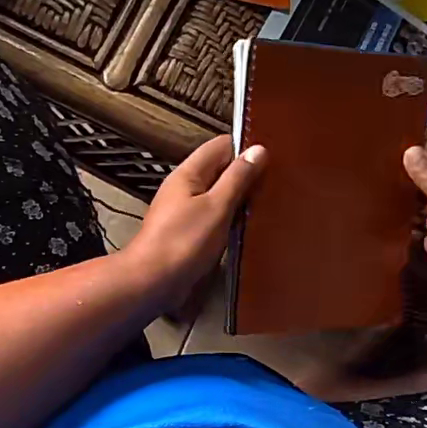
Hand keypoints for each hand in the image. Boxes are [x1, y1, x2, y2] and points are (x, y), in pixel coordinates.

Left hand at [123, 135, 264, 309]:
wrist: (152, 282)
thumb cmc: (184, 242)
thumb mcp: (217, 206)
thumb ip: (238, 178)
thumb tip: (258, 149)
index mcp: (189, 173)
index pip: (221, 145)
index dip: (245, 148)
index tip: (271, 160)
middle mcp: (185, 187)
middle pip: (220, 169)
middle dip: (245, 174)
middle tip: (273, 184)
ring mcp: (185, 209)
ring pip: (218, 193)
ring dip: (239, 197)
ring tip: (265, 204)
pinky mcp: (188, 231)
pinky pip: (214, 214)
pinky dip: (230, 216)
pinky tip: (246, 225)